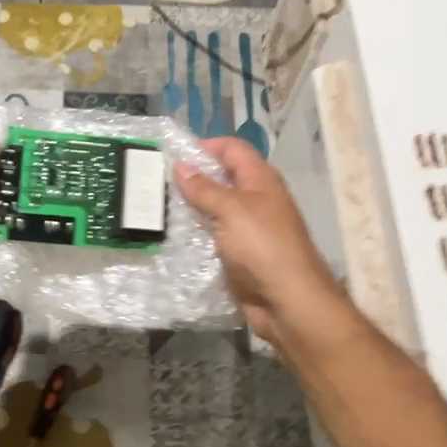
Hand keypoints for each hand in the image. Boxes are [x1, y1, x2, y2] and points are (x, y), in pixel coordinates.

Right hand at [176, 137, 343, 341]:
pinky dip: (197, 235)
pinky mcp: (242, 254)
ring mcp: (249, 228)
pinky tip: (174, 237)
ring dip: (192, 208)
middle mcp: (256, 199)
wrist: (288, 301)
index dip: (205, 146)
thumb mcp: (230, 210)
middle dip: (193, 178)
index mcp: (260, 179)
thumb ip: (204, 188)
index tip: (173, 155)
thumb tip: (180, 165)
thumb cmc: (262, 246)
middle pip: (223, 178)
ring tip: (159, 207)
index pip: (232, 149)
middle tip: (158, 182)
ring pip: (216, 209)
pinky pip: (215, 237)